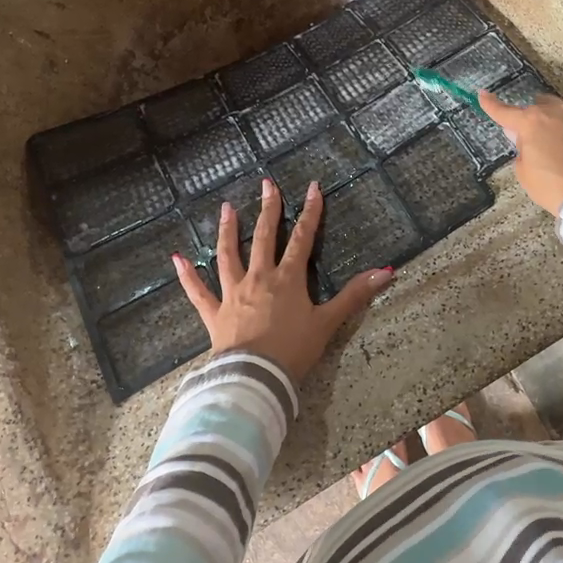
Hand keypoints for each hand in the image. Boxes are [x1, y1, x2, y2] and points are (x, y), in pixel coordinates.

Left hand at [172, 177, 395, 385]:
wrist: (255, 378)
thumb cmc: (294, 351)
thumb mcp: (328, 322)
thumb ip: (354, 295)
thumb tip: (386, 272)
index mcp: (288, 279)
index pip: (303, 238)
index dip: (310, 212)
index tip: (312, 187)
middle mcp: (259, 278)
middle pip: (265, 237)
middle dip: (269, 209)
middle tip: (266, 184)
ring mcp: (234, 294)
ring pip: (228, 255)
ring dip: (228, 230)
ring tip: (227, 208)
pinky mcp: (215, 313)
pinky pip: (198, 292)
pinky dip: (187, 276)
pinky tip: (176, 258)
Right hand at [479, 91, 562, 214]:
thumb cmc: (554, 186)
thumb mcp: (525, 173)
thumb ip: (523, 151)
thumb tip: (527, 141)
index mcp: (532, 122)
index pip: (505, 112)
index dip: (491, 104)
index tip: (482, 94)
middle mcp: (558, 112)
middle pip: (540, 107)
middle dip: (535, 119)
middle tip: (536, 140)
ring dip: (560, 126)